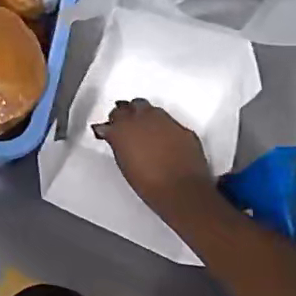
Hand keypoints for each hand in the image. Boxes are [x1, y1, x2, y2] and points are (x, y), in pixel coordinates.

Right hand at [94, 97, 216, 209]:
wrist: (180, 190)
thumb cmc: (150, 183)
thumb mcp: (123, 162)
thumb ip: (119, 143)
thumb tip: (117, 139)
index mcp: (122, 128)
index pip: (115, 114)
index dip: (113, 121)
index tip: (112, 127)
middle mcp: (143, 119)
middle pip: (133, 105)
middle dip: (129, 112)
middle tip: (127, 123)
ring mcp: (165, 122)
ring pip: (152, 109)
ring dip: (146, 116)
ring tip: (145, 129)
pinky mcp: (183, 129)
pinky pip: (170, 122)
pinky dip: (164, 127)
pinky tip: (163, 139)